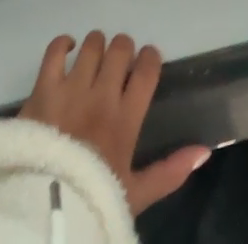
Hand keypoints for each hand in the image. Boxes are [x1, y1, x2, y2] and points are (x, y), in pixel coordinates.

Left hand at [19, 32, 209, 214]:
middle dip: (124, 49)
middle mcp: (102, 95)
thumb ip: (171, 171)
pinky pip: (54, 51)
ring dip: (97, 44)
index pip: (146, 70)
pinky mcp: (43, 88)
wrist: (43, 204)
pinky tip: (68, 48)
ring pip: (91, 46)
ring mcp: (71, 88)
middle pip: (119, 50)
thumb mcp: (137, 193)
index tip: (148, 57)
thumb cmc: (91, 196)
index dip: (150, 57)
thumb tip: (204, 150)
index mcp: (126, 118)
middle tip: (120, 59)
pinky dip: (63, 44)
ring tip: (96, 54)